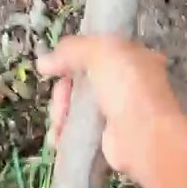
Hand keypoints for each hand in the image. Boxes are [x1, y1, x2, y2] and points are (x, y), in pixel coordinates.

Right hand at [35, 36, 186, 180]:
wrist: (143, 134)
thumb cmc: (127, 85)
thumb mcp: (100, 51)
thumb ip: (70, 49)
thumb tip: (44, 62)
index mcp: (133, 59)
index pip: (97, 53)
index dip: (73, 58)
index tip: (55, 66)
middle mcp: (127, 85)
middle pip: (81, 83)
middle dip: (63, 91)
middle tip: (62, 100)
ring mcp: (116, 113)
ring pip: (75, 107)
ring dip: (60, 113)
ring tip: (60, 122)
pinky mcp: (105, 138)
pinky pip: (77, 130)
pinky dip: (63, 133)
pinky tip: (58, 136)